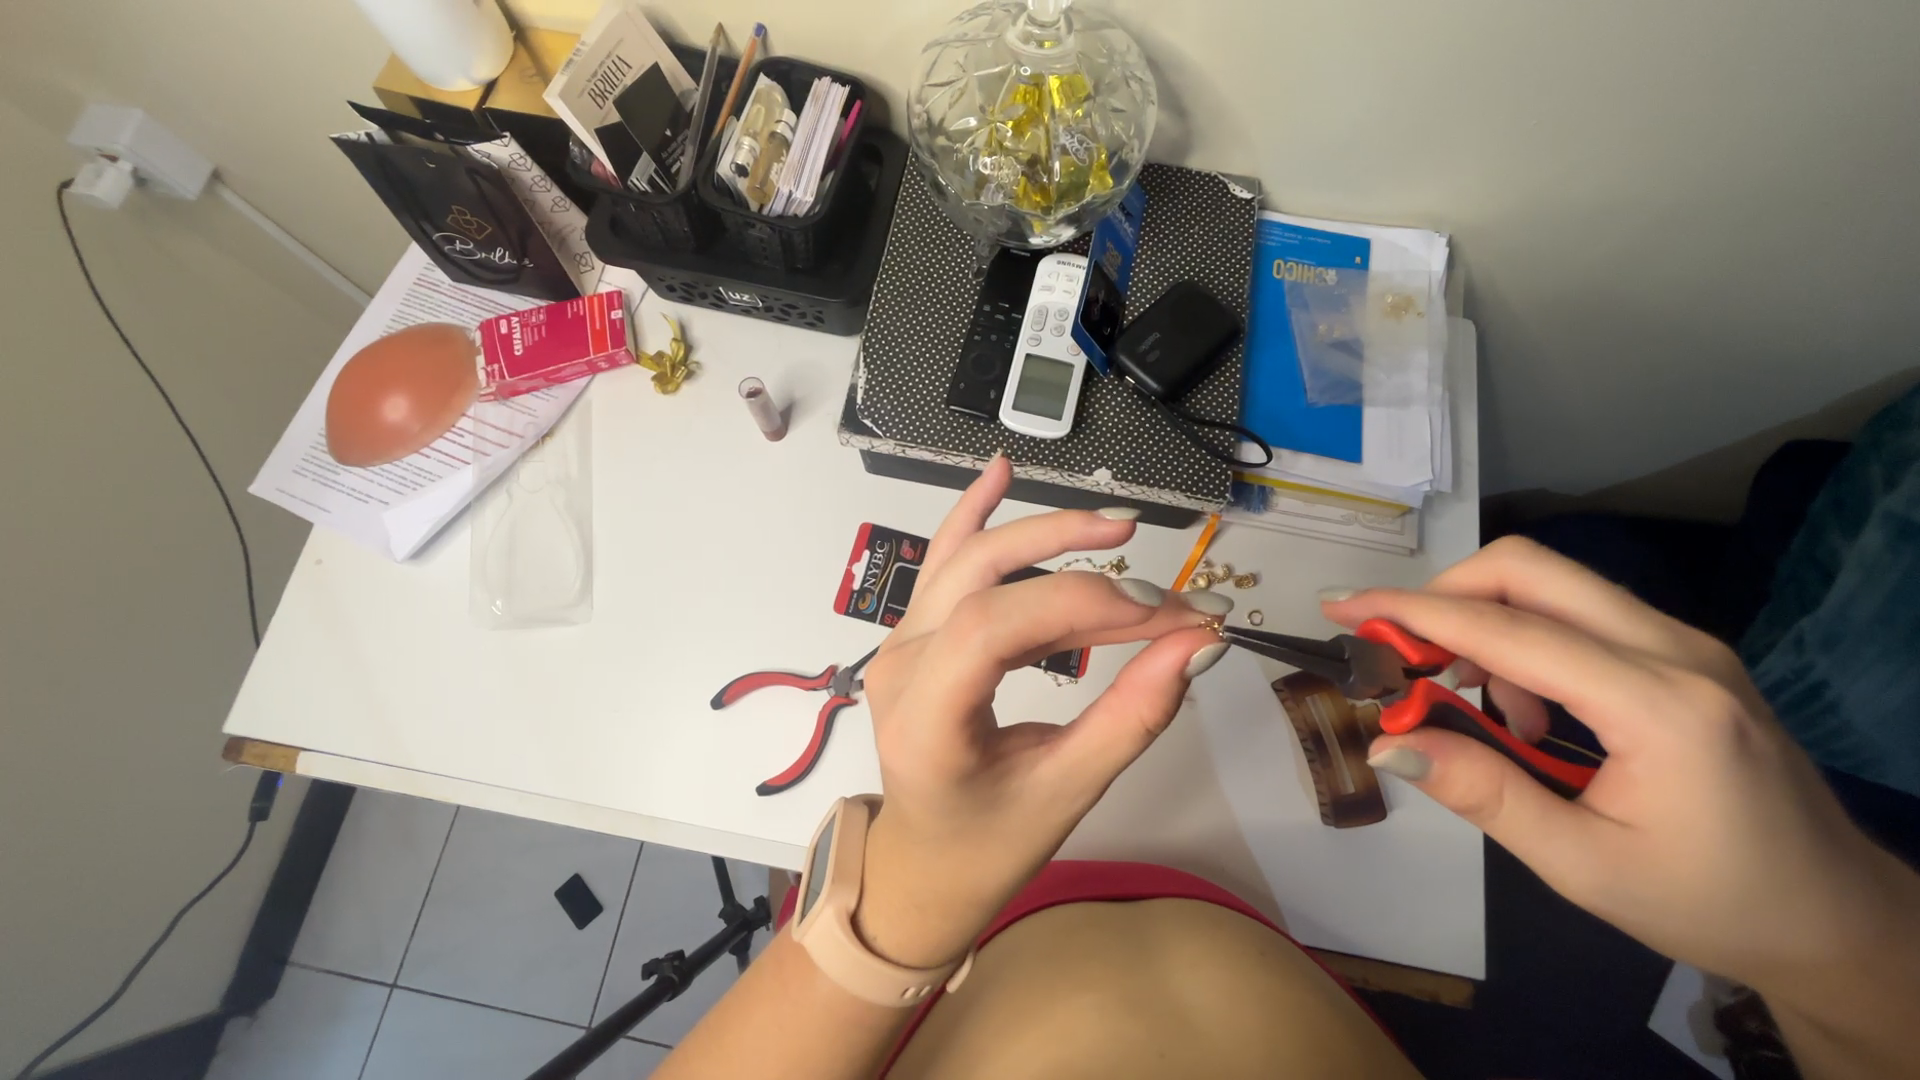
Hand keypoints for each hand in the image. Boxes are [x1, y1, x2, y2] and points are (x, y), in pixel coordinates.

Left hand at [852, 457, 1230, 967]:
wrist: (924, 862)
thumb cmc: (989, 845)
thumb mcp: (1069, 790)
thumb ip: (1134, 715)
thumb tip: (1199, 643)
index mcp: (925, 719)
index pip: (995, 626)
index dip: (1083, 603)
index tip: (1164, 616)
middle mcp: (900, 666)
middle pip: (983, 577)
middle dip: (1081, 569)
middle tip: (1159, 586)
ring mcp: (900, 643)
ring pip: (970, 560)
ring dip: (1044, 536)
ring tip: (1114, 526)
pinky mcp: (916, 634)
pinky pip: (944, 563)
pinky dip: (974, 514)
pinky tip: (1000, 472)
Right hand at [1322, 537, 1919, 996]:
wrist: (1843, 921)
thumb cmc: (1711, 902)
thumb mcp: (1581, 865)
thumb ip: (1482, 794)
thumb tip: (1385, 743)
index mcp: (1656, 705)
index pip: (1505, 629)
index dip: (1410, 612)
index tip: (1340, 607)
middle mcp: (1674, 650)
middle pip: (1527, 569)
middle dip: (1441, 594)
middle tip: (1394, 649)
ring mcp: (1683, 644)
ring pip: (1548, 582)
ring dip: (1478, 620)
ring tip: (1463, 700)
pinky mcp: (1680, 654)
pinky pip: (1574, 613)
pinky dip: (1517, 639)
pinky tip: (1519, 710)